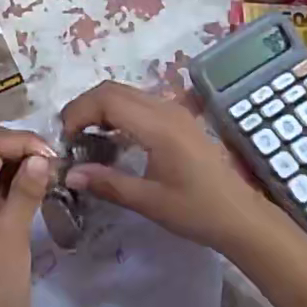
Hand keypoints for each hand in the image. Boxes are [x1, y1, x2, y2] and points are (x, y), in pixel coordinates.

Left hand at [0, 127, 55, 306]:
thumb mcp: (9, 242)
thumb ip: (23, 195)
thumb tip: (41, 156)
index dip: (23, 142)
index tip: (56, 158)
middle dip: (26, 149)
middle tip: (59, 167)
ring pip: (0, 167)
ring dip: (26, 164)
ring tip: (57, 175)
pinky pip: (3, 186)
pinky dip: (23, 181)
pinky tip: (43, 188)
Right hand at [60, 81, 279, 252]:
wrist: (242, 217)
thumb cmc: (196, 211)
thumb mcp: (148, 201)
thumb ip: (106, 183)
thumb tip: (69, 174)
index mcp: (159, 127)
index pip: (107, 100)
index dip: (79, 112)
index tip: (65, 139)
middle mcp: (166, 110)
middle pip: (113, 89)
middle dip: (84, 107)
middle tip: (70, 136)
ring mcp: (174, 111)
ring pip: (125, 93)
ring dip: (100, 108)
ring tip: (85, 137)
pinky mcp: (179, 119)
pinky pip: (139, 102)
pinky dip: (117, 112)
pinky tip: (112, 138)